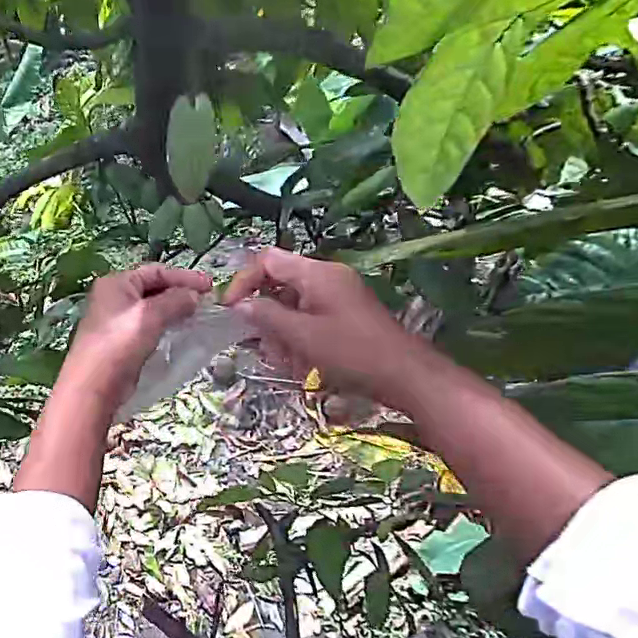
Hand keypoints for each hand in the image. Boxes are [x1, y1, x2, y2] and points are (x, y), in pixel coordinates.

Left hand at [55, 264, 211, 416]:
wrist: (94, 385)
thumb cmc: (120, 343)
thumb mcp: (150, 315)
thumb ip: (174, 301)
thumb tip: (193, 296)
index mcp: (116, 282)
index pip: (155, 270)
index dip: (183, 276)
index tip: (210, 286)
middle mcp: (113, 296)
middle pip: (152, 287)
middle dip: (179, 292)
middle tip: (206, 301)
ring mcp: (115, 319)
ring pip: (151, 308)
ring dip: (174, 309)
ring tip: (197, 316)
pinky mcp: (120, 341)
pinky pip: (147, 325)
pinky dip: (165, 325)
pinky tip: (180, 333)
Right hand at [221, 248, 415, 401]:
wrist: (407, 376)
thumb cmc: (353, 353)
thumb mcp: (302, 336)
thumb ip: (266, 316)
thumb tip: (239, 305)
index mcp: (316, 273)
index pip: (266, 260)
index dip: (243, 281)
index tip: (230, 309)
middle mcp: (326, 277)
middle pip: (279, 283)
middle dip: (264, 314)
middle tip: (259, 345)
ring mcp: (338, 295)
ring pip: (293, 304)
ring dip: (280, 331)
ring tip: (283, 361)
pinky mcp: (345, 313)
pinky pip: (310, 317)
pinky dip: (299, 337)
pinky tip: (300, 364)